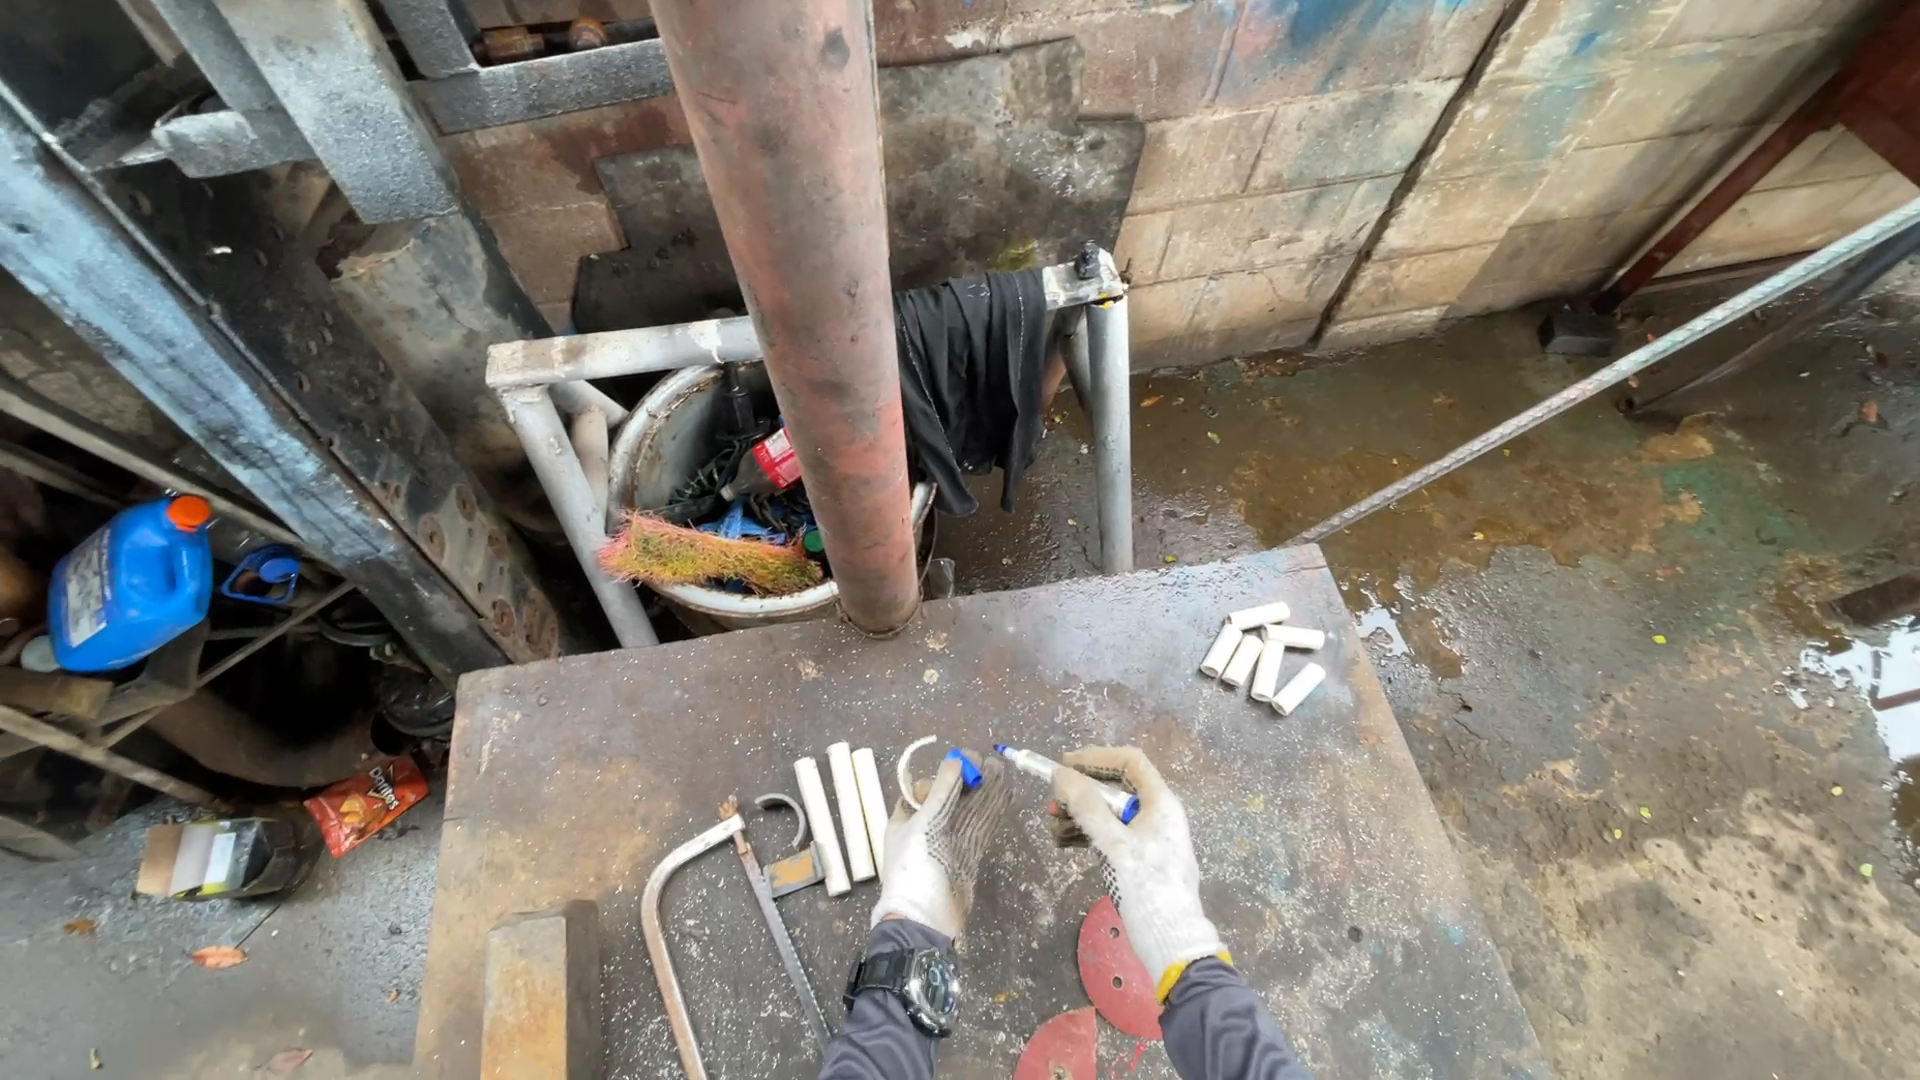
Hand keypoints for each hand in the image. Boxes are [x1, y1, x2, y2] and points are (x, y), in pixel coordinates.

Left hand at [871, 749, 1012, 938]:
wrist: (926, 921)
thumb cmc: (914, 868)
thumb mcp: (923, 825)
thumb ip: (941, 792)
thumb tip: (955, 761)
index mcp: (906, 820)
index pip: (922, 790)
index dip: (940, 777)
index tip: (957, 766)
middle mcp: (926, 829)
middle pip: (950, 798)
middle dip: (968, 780)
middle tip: (987, 762)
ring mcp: (948, 843)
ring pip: (968, 811)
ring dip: (984, 791)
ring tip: (1000, 770)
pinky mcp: (967, 855)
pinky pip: (980, 827)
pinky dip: (992, 811)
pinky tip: (1005, 795)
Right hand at [1050, 746, 1226, 998]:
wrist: (1172, 944)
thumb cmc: (1146, 886)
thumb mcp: (1112, 843)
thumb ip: (1085, 805)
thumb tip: (1060, 774)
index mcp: (1160, 802)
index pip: (1128, 761)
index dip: (1095, 757)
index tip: (1064, 765)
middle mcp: (1156, 813)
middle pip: (1114, 786)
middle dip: (1080, 793)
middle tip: (1053, 804)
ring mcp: (1148, 836)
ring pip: (1108, 812)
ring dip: (1078, 815)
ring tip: (1053, 829)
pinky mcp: (1140, 858)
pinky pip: (1110, 834)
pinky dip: (1086, 834)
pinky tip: (1063, 843)